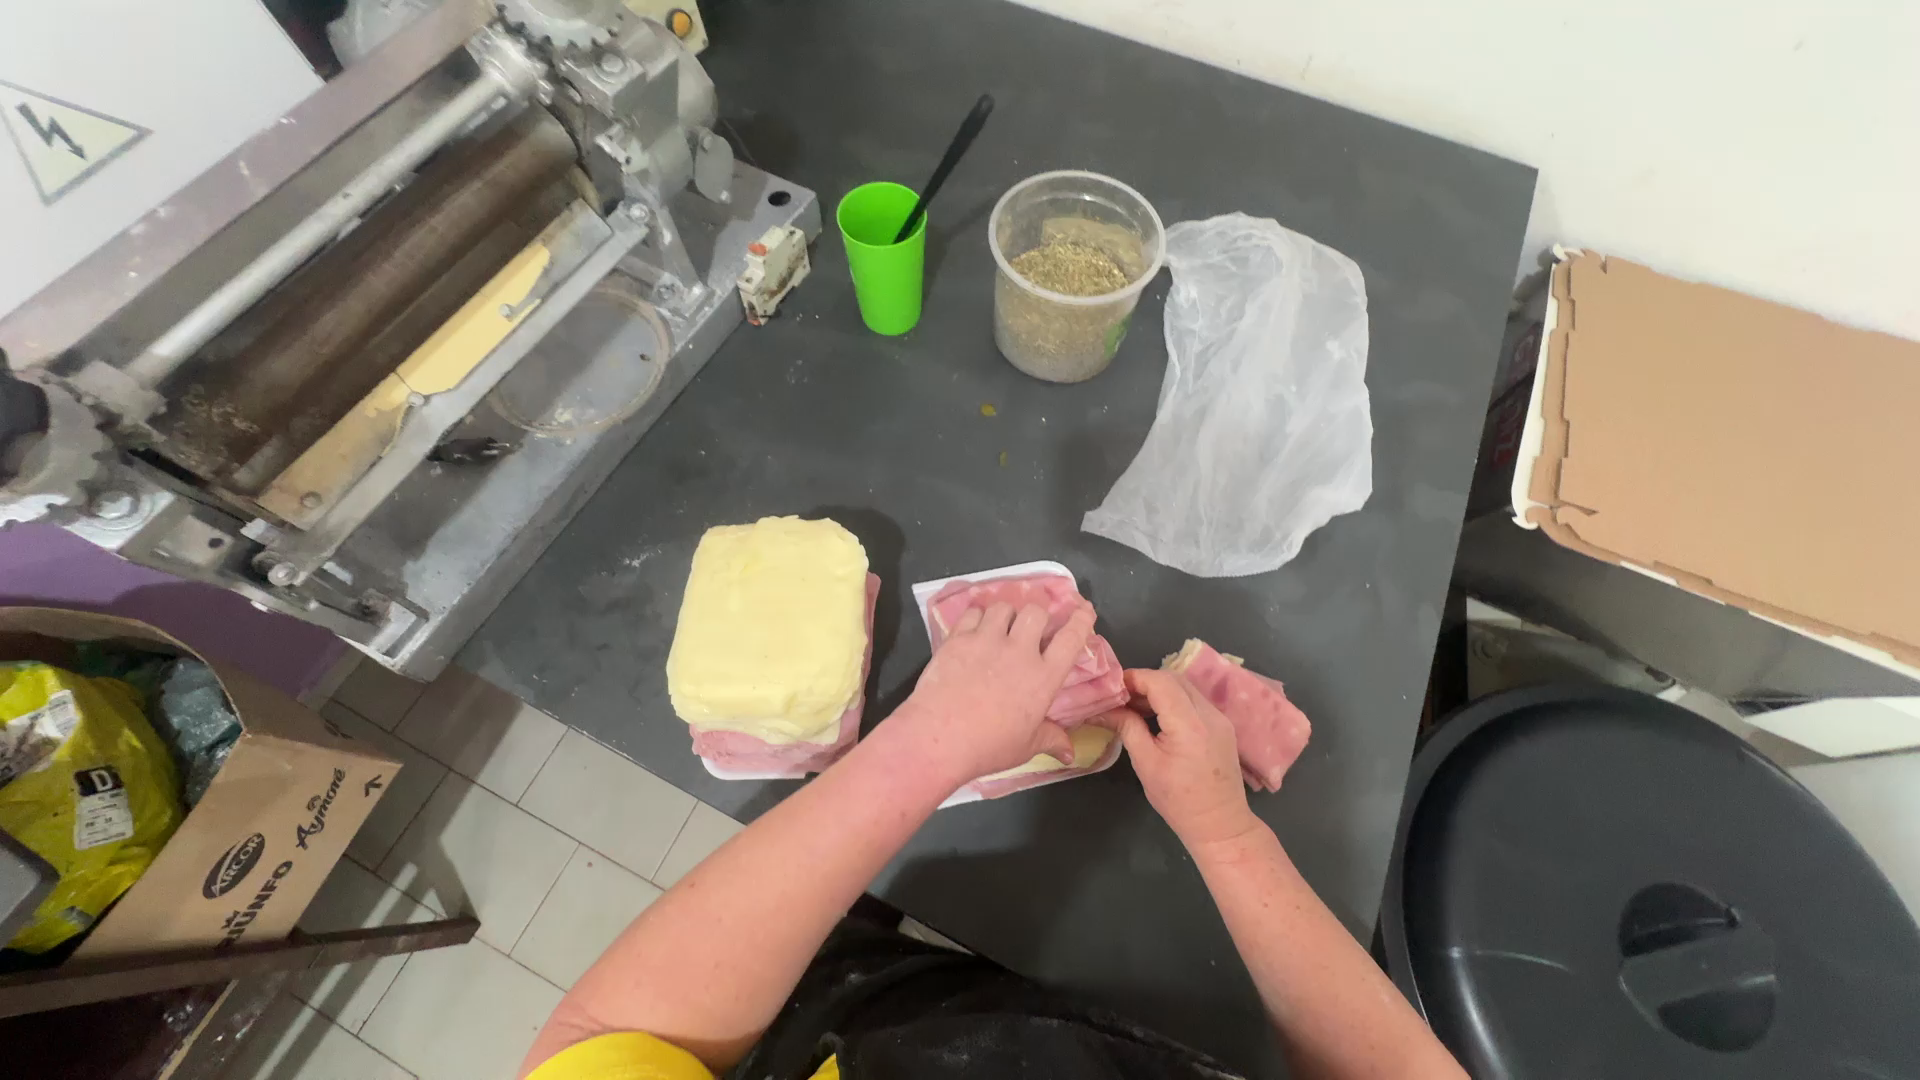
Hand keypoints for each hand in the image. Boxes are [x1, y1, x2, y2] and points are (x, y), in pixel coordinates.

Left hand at [891, 602, 1094, 784]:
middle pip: (1036, 612)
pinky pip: (973, 613)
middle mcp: (1019, 651)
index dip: (1081, 619)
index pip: (1071, 638)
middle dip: (1037, 615)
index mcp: (1043, 677)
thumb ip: (1051, 740)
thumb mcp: (1026, 747)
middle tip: (1029, 629)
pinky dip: (977, 618)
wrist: (939, 737)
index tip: (1084, 609)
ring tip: (1000, 628)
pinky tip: (974, 631)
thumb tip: (1070, 753)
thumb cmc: (989, 746)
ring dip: (1006, 615)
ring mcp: (987, 640)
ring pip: (1003, 607)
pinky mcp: (958, 638)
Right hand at [1094, 669, 1261, 849]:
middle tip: (1121, 696)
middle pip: (1173, 678)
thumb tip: (1102, 709)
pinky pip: (1194, 700)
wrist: (1220, 824)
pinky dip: (1173, 699)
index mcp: (1189, 725)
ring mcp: (1219, 718)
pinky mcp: (1222, 725)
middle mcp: (1209, 714)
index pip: (1160, 682)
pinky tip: (1156, 716)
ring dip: (1159, 689)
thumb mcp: (1145, 764)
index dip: (1134, 678)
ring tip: (1134, 705)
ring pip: (1185, 687)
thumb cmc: (1178, 800)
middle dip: (1145, 681)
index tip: (1112, 688)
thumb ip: (1126, 728)